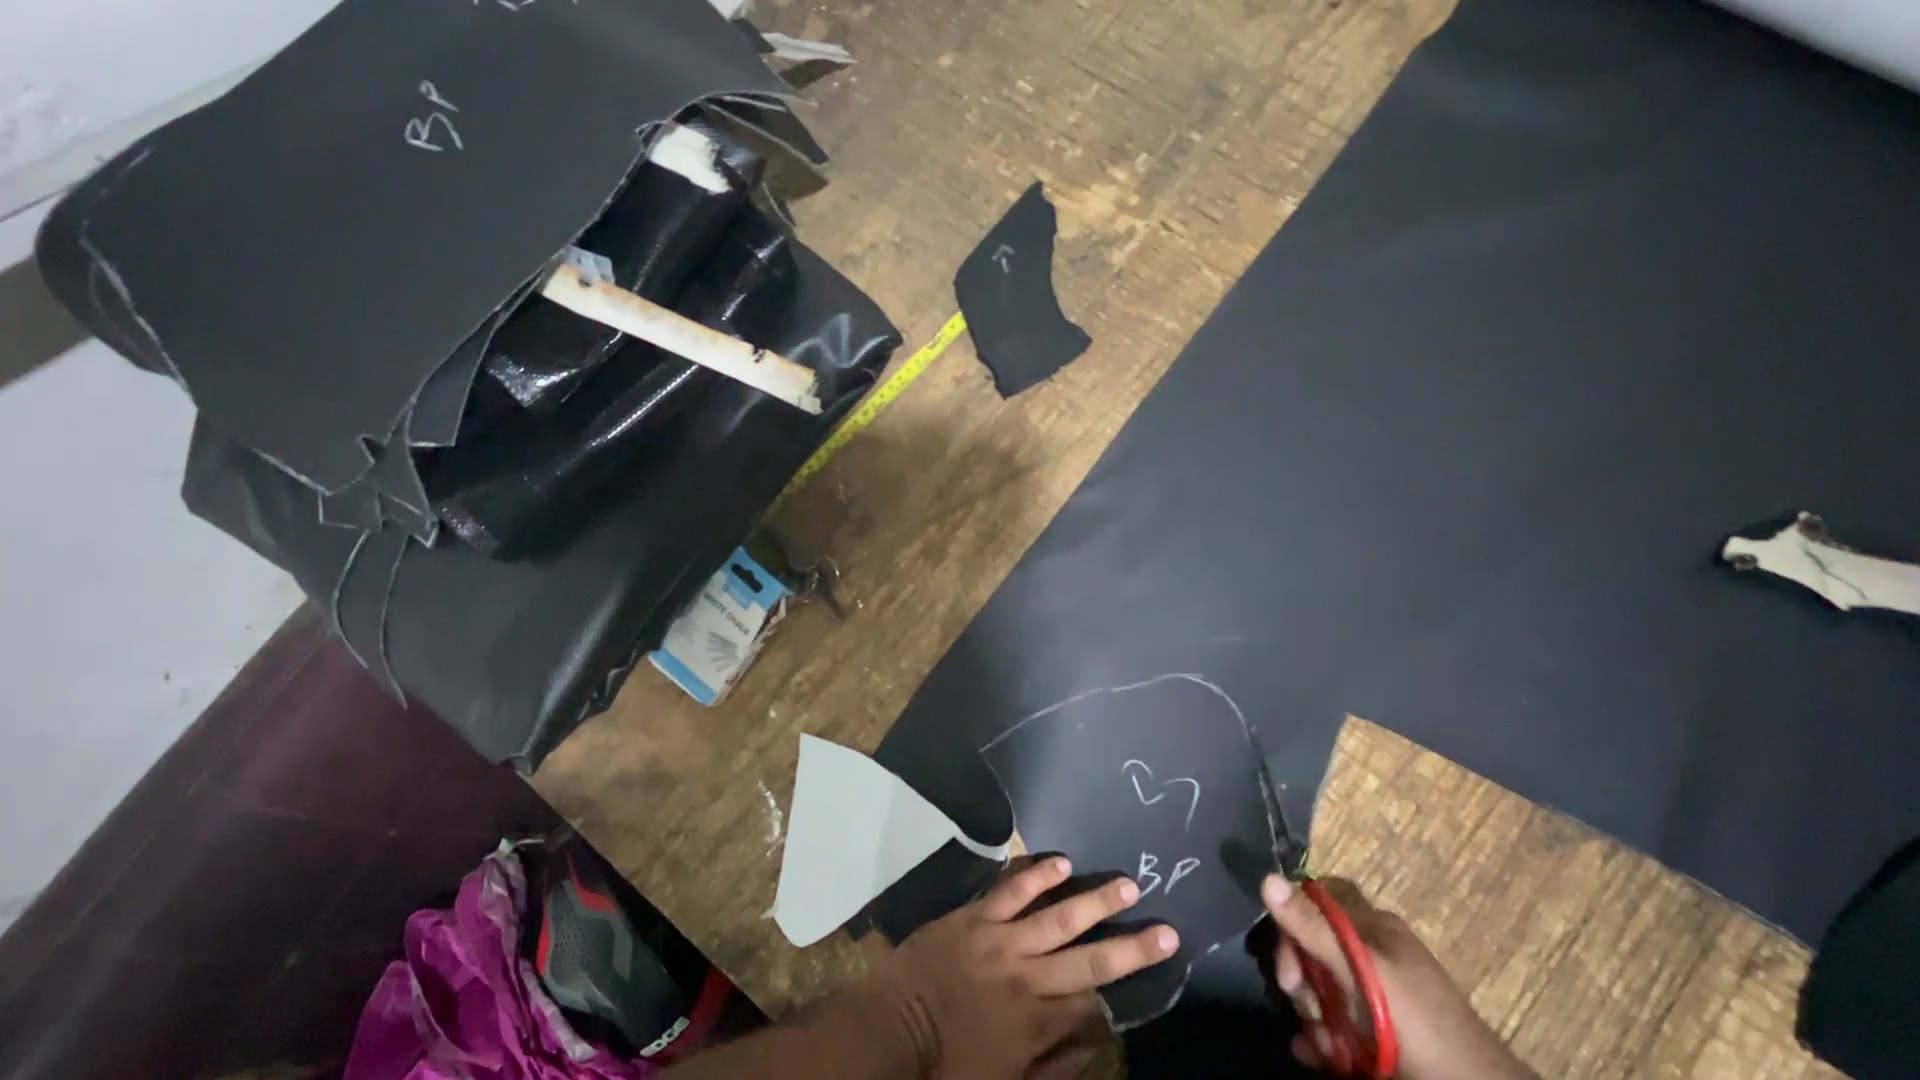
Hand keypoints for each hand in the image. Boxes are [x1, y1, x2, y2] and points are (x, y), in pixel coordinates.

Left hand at [876, 856, 1179, 1078]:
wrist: (893, 1031)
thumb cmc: (947, 1064)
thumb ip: (1052, 1070)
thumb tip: (1092, 1047)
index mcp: (1038, 1022)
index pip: (1092, 1001)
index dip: (1124, 987)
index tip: (1154, 967)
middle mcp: (1030, 978)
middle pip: (1090, 959)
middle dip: (1132, 947)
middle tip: (1167, 929)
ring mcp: (1002, 942)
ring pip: (1058, 917)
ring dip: (1095, 902)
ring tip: (1128, 886)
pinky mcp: (974, 919)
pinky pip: (1010, 892)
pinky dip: (1035, 876)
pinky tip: (1061, 863)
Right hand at [1258, 874, 1537, 1079]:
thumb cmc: (1416, 1022)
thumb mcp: (1362, 970)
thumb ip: (1315, 927)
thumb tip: (1267, 877)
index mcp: (1374, 929)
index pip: (1315, 905)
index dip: (1291, 929)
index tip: (1288, 967)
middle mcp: (1372, 955)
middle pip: (1312, 951)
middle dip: (1300, 982)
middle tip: (1304, 1007)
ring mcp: (1374, 996)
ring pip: (1319, 991)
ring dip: (1310, 1017)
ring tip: (1322, 1044)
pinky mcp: (1375, 1031)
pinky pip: (1333, 1023)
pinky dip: (1320, 1038)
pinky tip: (1317, 1054)